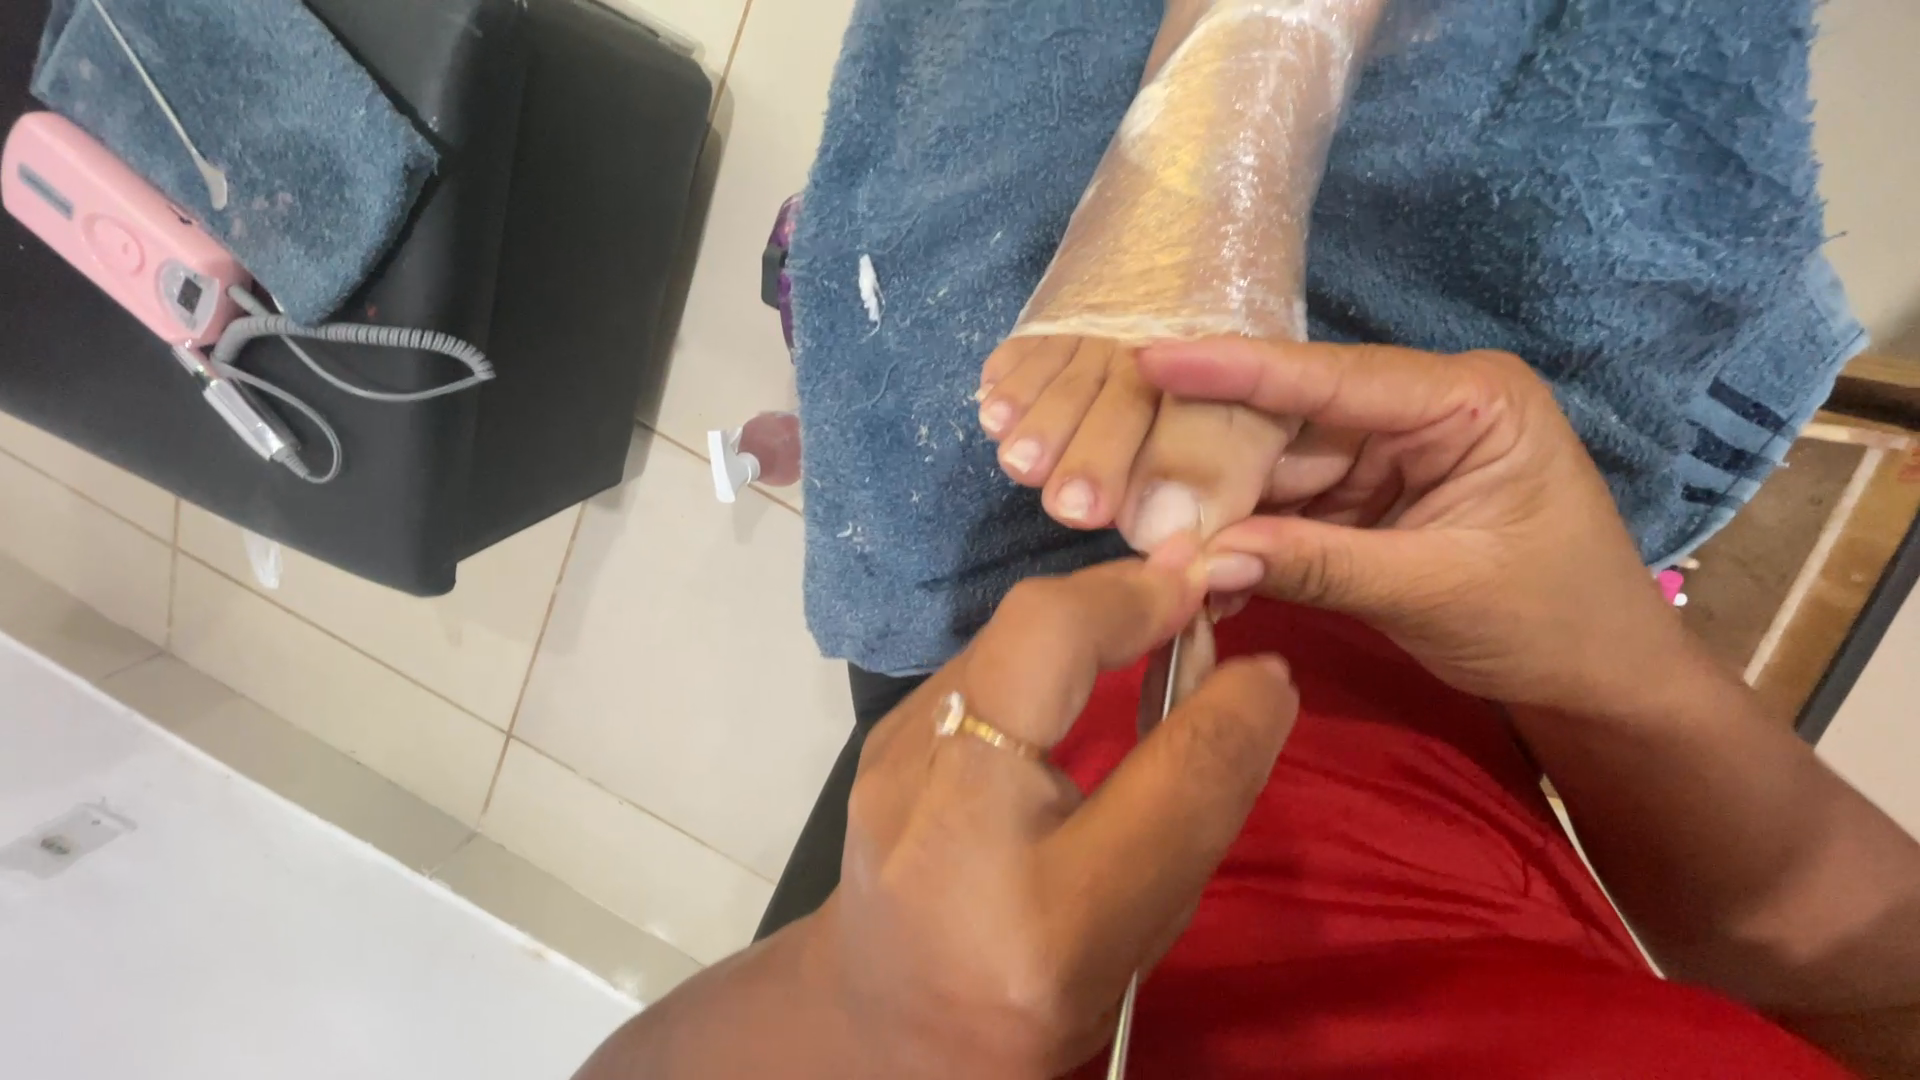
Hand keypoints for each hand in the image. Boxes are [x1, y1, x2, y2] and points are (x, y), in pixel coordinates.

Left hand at [815, 542, 1298, 1076]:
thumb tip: (1252, 684)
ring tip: (1148, 605)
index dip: (1229, 705)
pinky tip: (1080, 647)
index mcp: (1049, 914)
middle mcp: (950, 822)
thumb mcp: (1136, 930)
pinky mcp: (881, 736)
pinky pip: (983, 656)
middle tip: (1192, 580)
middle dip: (1129, 592)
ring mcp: (894, 763)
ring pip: (1007, 632)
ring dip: (1087, 605)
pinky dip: (1045, 637)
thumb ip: (1195, 808)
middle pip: (1042, 642)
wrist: (887, 1017)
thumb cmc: (1033, 994)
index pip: (1168, 781)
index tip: (1260, 650)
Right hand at [1143, 337, 1688, 713]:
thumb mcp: (1436, 589)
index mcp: (1463, 402)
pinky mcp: (1354, 501)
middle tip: (1131, 482)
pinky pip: (1279, 512)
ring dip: (1217, 508)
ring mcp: (1377, 458)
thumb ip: (1318, 565)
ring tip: (1153, 535)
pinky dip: (1241, 542)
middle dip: (1212, 457)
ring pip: (1272, 470)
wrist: (1593, 682)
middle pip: (1287, 424)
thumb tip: (1203, 561)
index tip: (1152, 360)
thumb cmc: (1552, 620)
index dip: (1237, 371)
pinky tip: (1201, 569)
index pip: (1333, 380)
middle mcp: (1411, 414)